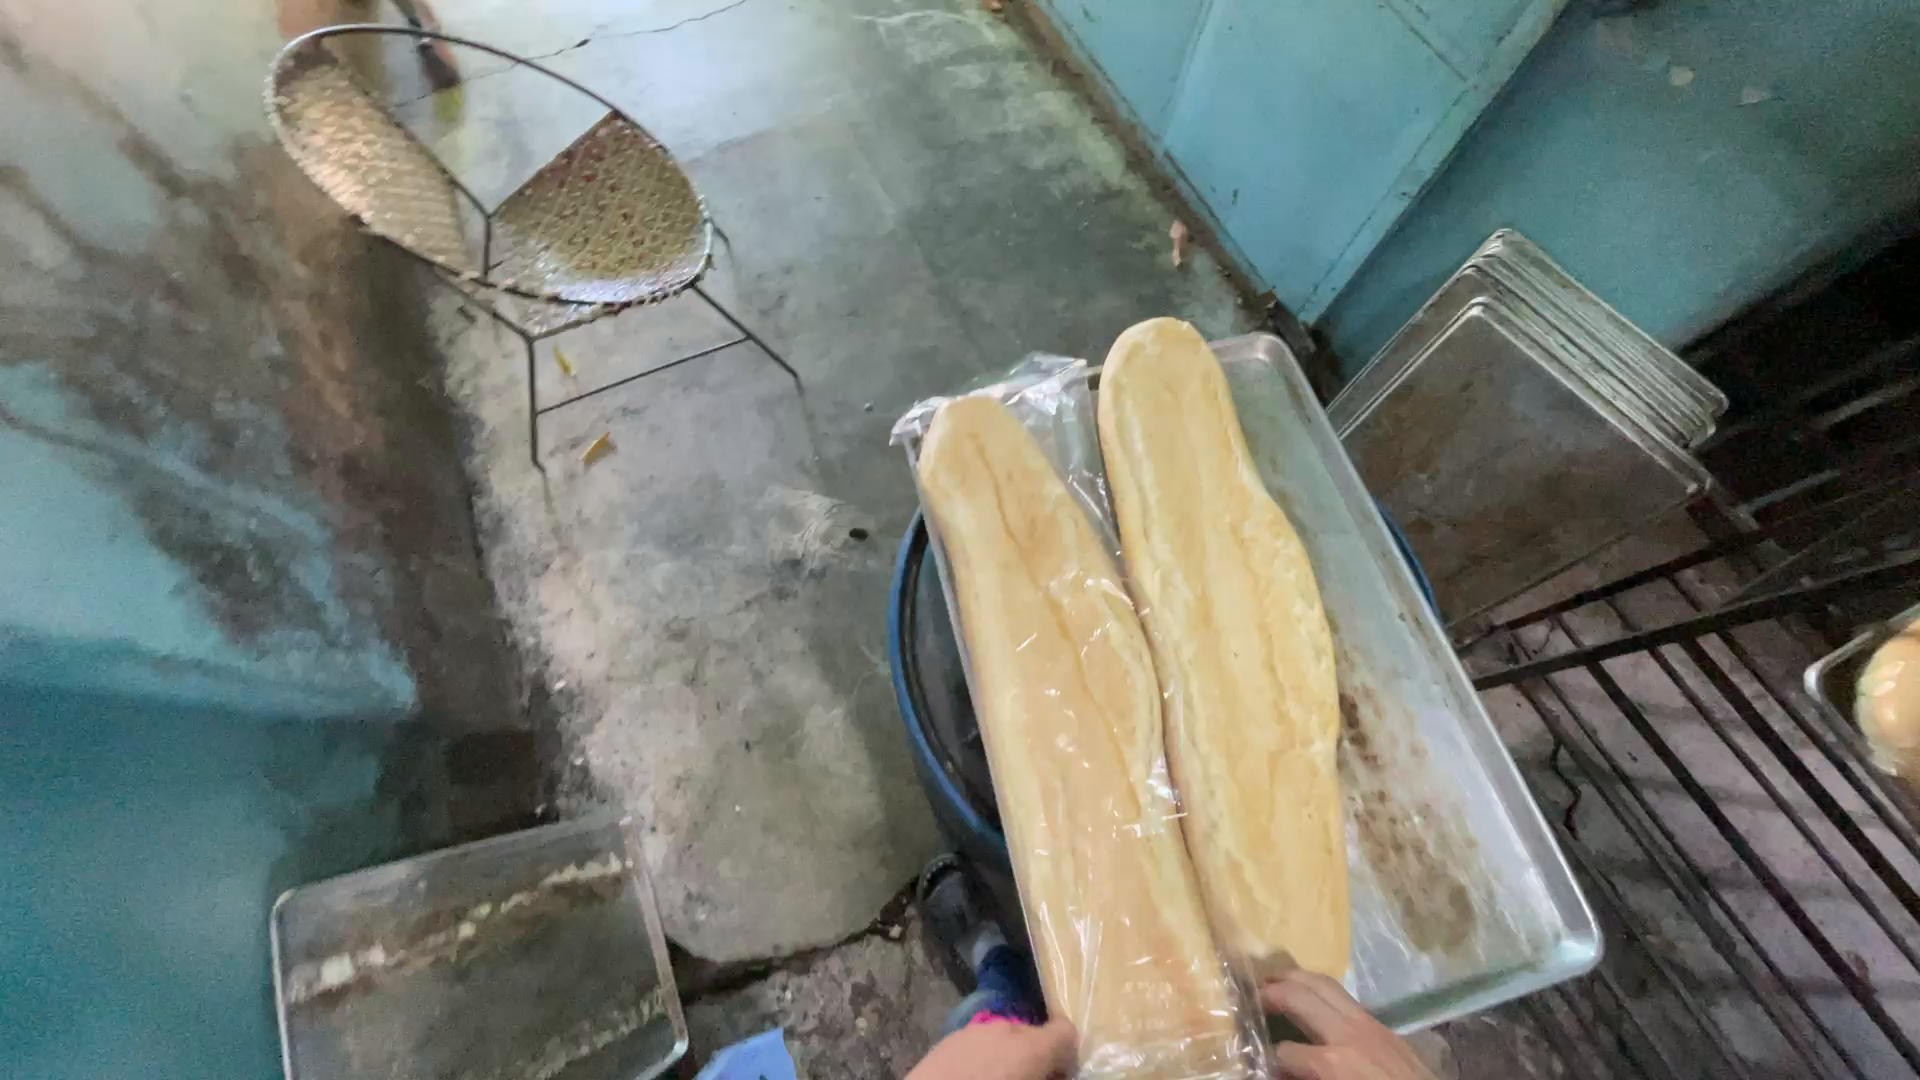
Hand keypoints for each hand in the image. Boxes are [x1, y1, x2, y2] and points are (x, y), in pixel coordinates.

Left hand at [905, 1018, 1077, 1079]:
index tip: (1061, 1079)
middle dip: (1038, 1062)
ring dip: (1009, 1060)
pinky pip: (980, 1044)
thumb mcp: (1026, 1076)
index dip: (1068, 1056)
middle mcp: (1004, 1029)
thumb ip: (1047, 1075)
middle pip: (1034, 1037)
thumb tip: (1054, 1073)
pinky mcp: (950, 1038)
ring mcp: (974, 1030)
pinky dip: (985, 1060)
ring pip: (1005, 1038)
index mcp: (1028, 1048)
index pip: (1065, 1032)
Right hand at [1261, 971, 1436, 1079]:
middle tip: (1248, 999)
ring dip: (1290, 979)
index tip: (1251, 1058)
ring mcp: (1366, 1024)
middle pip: (1295, 994)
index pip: (1282, 1052)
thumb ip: (1308, 1078)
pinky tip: (1306, 996)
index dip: (1264, 1057)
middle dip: (1267, 993)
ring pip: (1319, 982)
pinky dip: (1314, 986)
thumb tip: (1277, 1069)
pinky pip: (1340, 992)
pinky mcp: (1382, 1025)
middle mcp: (1346, 1034)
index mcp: (1334, 1064)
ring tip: (1270, 983)